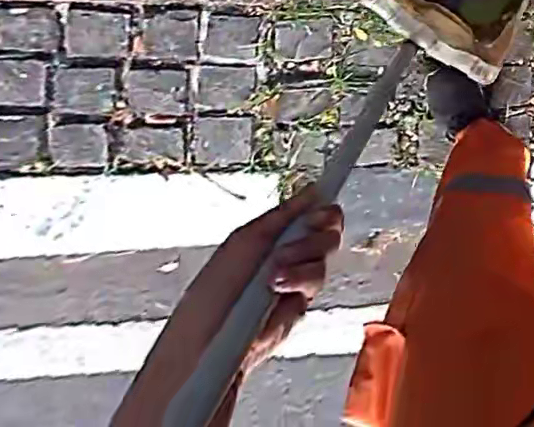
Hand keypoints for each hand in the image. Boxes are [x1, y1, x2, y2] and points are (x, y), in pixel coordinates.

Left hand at [112, 190, 344, 425]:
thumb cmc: (211, 293)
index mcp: (277, 234)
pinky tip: (278, 290)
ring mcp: (300, 277)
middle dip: (311, 236)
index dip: (322, 208)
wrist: (205, 344)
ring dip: (301, 259)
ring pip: (325, 253)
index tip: (319, 211)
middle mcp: (292, 252)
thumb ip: (285, 213)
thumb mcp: (245, 240)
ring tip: (273, 276)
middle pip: (328, 227)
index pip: (315, 210)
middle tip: (287, 248)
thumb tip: (317, 189)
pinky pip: (318, 279)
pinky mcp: (304, 301)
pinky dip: (300, 280)